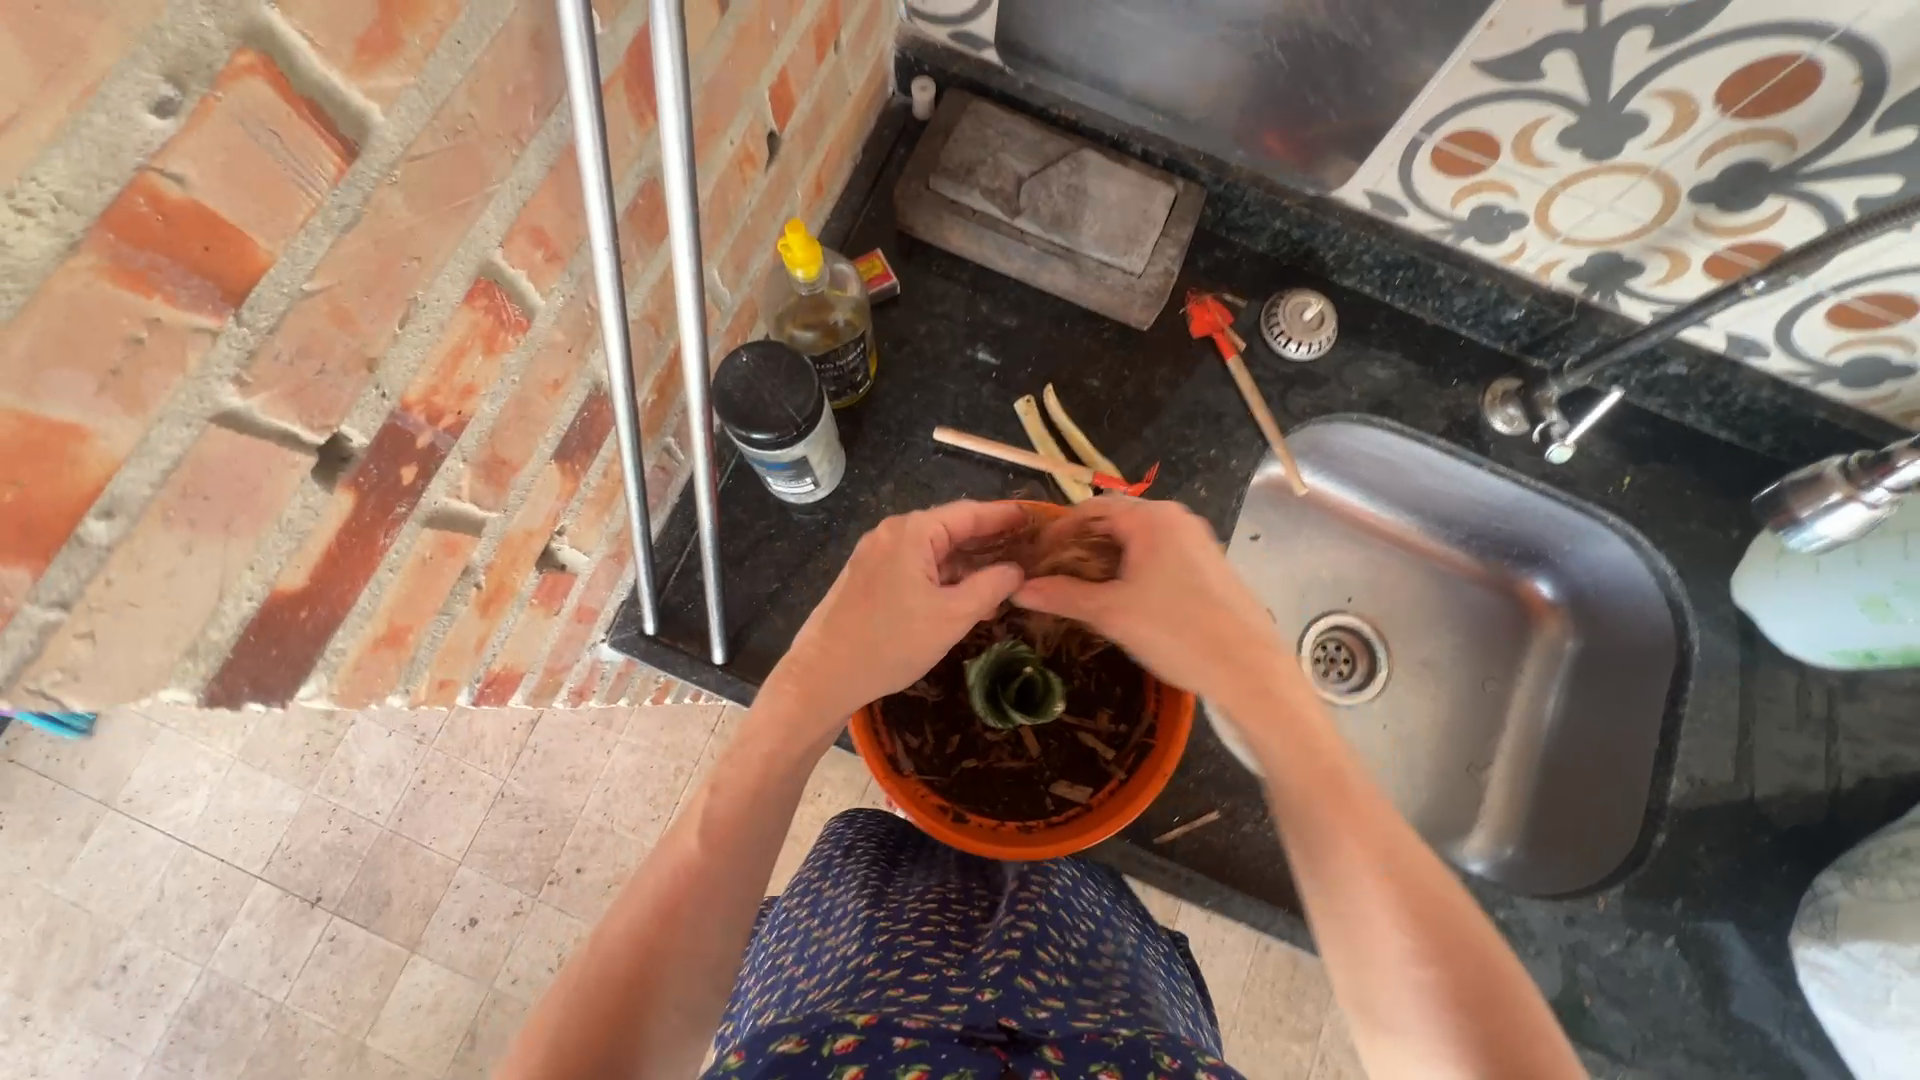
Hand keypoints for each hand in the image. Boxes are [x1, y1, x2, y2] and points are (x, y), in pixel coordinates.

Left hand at [763, 500, 1025, 736]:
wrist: (822, 676)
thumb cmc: (890, 643)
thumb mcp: (952, 616)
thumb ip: (990, 587)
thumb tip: (1016, 570)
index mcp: (912, 533)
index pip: (970, 513)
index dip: (1006, 516)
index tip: (1037, 518)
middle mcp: (892, 534)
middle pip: (951, 529)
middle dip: (990, 541)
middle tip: (1031, 549)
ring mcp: (876, 556)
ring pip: (934, 551)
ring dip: (968, 564)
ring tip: (1008, 576)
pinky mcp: (868, 579)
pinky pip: (916, 568)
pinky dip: (944, 577)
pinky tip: (968, 595)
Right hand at [1012, 497, 1289, 703]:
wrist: (1249, 671)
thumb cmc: (1176, 632)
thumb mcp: (1111, 613)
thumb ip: (1062, 596)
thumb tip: (1017, 589)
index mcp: (1152, 518)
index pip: (1091, 508)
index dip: (1057, 530)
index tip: (1034, 558)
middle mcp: (1176, 519)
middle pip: (1114, 522)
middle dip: (1079, 548)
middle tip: (1051, 577)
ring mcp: (1196, 542)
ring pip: (1137, 542)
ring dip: (1104, 562)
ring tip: (1079, 592)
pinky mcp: (1208, 567)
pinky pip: (1158, 557)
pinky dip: (1131, 571)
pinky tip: (1119, 601)